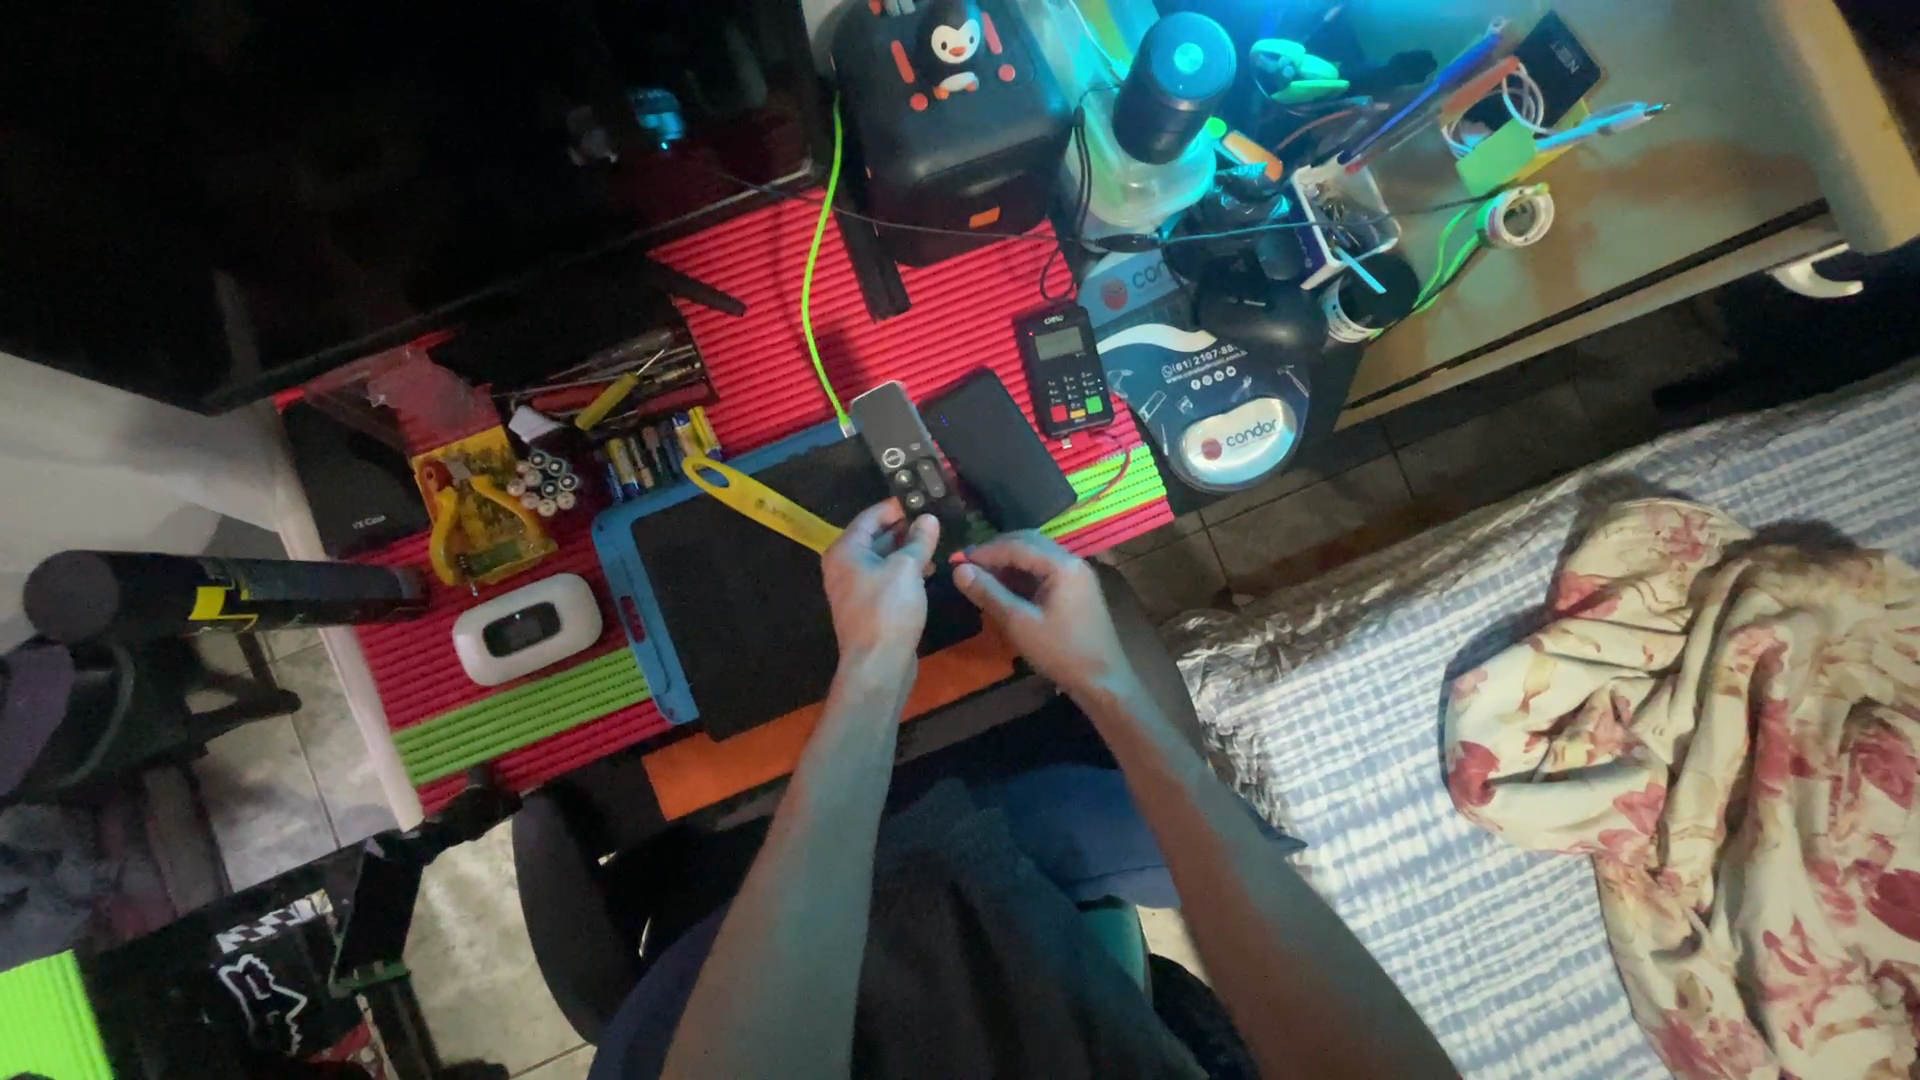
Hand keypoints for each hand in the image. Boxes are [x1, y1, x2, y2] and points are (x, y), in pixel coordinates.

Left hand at [821, 499, 940, 667]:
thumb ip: (918, 540)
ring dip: (907, 550)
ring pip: (882, 559)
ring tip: (936, 541)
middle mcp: (844, 566)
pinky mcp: (869, 606)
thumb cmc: (888, 609)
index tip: (921, 498)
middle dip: (904, 528)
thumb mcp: (907, 568)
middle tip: (933, 518)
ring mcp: (855, 588)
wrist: (878, 664)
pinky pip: (886, 578)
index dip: (895, 506)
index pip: (870, 516)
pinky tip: (928, 568)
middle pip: (875, 537)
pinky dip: (904, 570)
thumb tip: (928, 518)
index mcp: (845, 551)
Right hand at [949, 531, 1132, 697]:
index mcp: (1063, 565)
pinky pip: (1045, 571)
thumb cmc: (1061, 653)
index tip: (956, 561)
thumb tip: (959, 570)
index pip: (1017, 545)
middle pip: (1028, 543)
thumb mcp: (1019, 624)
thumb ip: (989, 593)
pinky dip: (1022, 574)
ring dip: (1008, 562)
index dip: (984, 551)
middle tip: (966, 565)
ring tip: (981, 576)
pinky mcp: (1077, 590)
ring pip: (1036, 556)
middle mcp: (1073, 562)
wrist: (1103, 682)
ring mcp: (1077, 575)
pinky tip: (1004, 587)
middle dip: (996, 551)